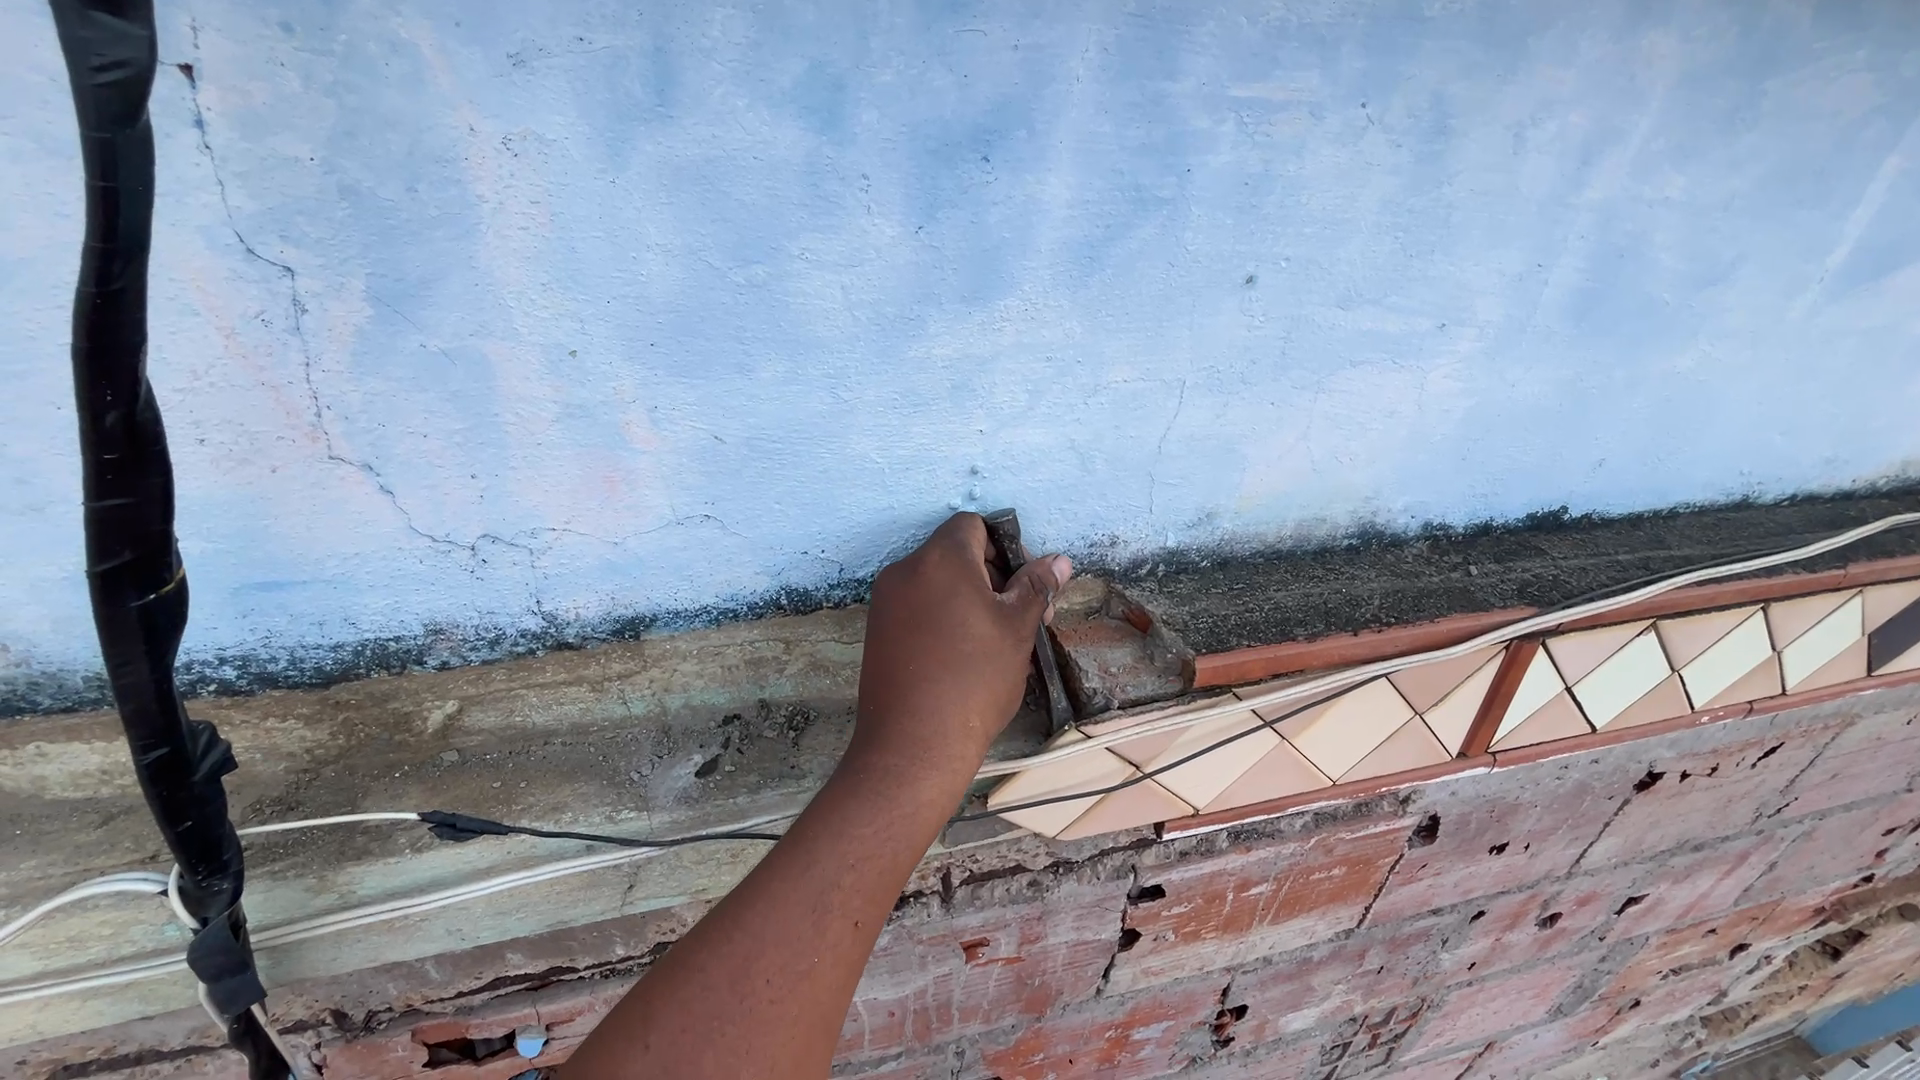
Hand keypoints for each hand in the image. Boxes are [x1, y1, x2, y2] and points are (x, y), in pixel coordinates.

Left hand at [853, 513, 1072, 773]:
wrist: (913, 744)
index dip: (1004, 547)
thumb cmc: (974, 680)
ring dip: (968, 599)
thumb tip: (1058, 560)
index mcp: (940, 558)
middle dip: (990, 576)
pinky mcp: (877, 631)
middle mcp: (905, 570)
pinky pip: (917, 608)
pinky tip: (963, 657)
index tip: (1023, 586)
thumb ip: (1036, 587)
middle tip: (1020, 618)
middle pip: (954, 553)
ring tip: (995, 643)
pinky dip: (942, 618)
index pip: (973, 525)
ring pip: (936, 583)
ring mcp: (885, 602)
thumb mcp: (1017, 629)